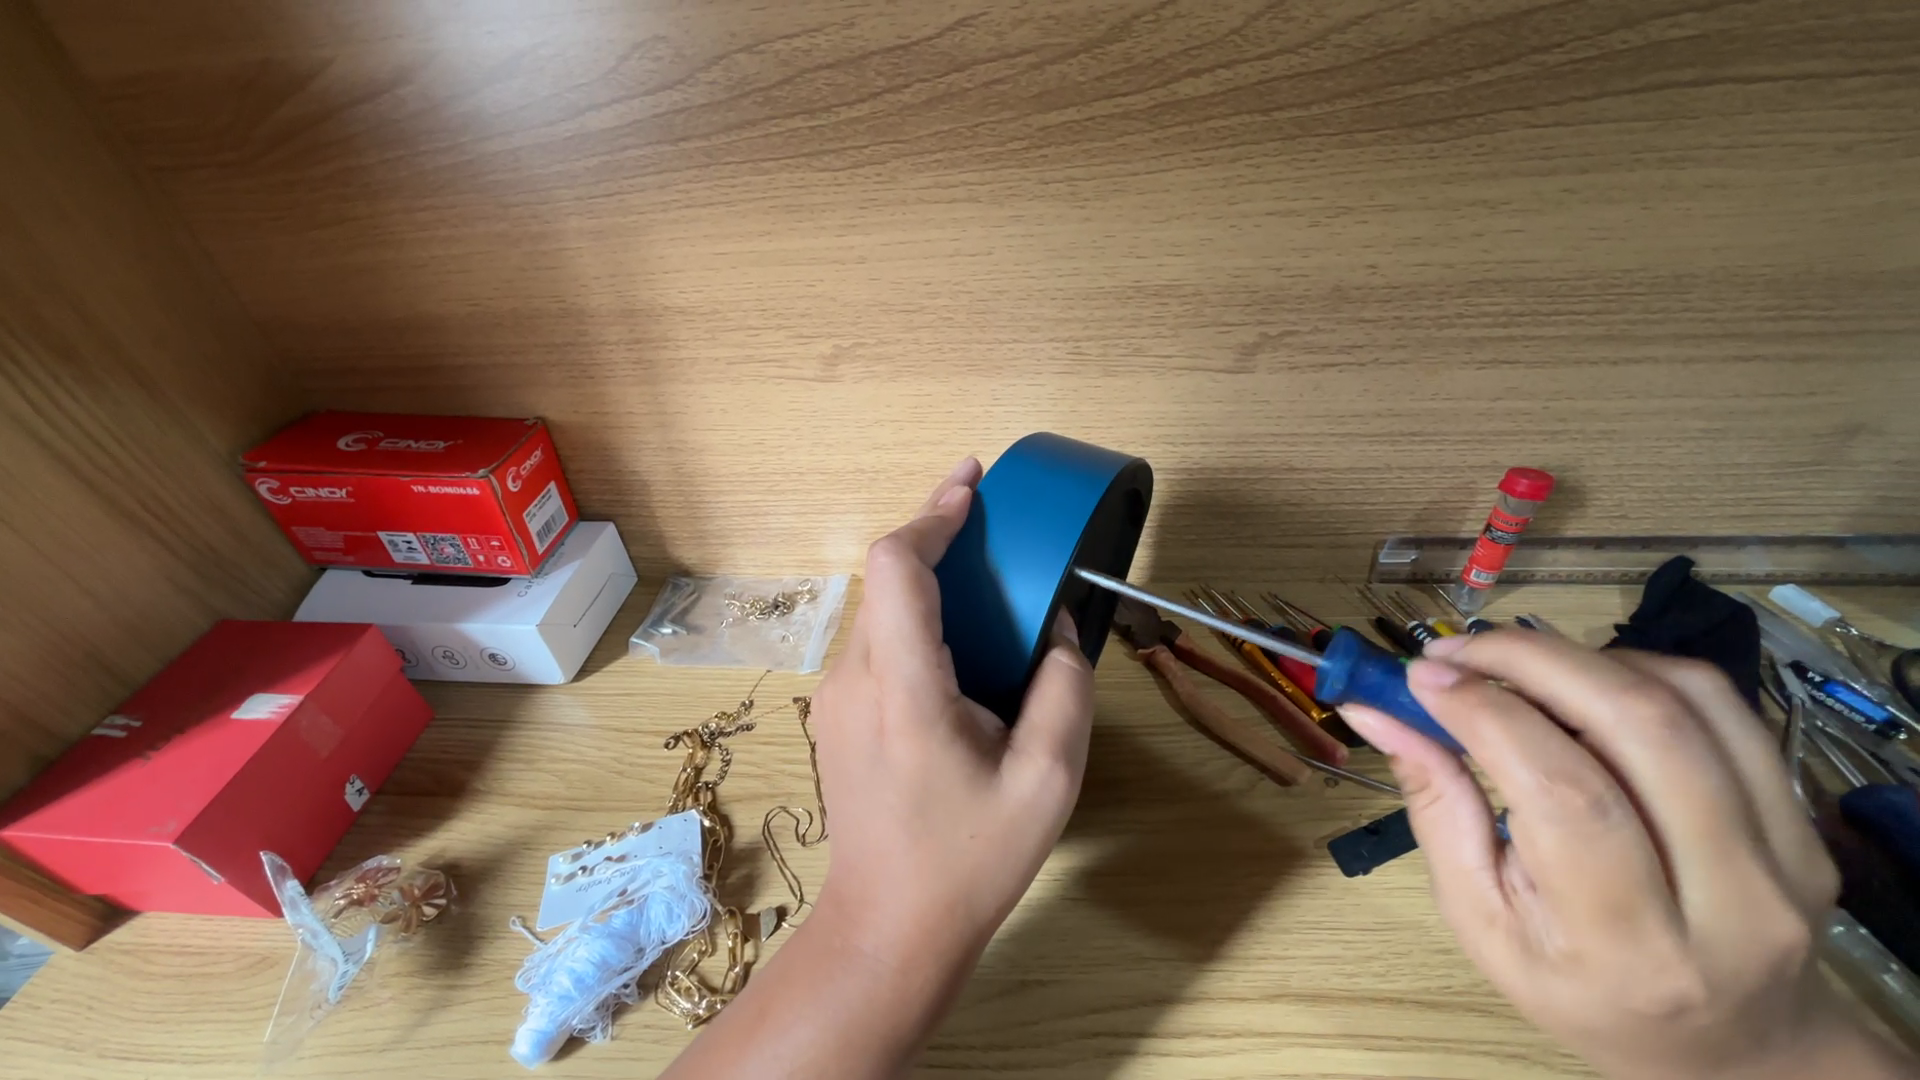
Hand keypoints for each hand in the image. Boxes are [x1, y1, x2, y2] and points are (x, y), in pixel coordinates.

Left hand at [809, 457, 1094, 971]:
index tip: (972, 485)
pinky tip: (961, 649)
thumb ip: (1063, 689)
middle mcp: (855, 679)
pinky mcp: (837, 715)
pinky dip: (918, 621)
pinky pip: (878, 643)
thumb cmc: (970, 859)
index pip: (899, 567)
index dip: (934, 513)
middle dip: (939, 538)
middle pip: (888, 578)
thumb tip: (1054, 629)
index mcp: (904, 688)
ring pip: (882, 609)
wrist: (889, 928)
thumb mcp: (1049, 780)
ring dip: (932, 583)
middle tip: (995, 526)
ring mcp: (836, 697)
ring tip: (991, 589)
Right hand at [1342, 632, 1908, 1079]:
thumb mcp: (1478, 918)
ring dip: (1578, 658)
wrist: (1730, 1046)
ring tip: (1508, 667)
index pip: (1564, 794)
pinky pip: (1721, 706)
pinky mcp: (1804, 820)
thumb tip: (1373, 712)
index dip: (1486, 713)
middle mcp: (1729, 896)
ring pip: (1687, 700)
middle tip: (1456, 648)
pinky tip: (1578, 686)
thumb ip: (1435, 808)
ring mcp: (1784, 854)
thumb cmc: (1576, 987)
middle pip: (1640, 726)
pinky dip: (1633, 670)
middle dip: (1531, 660)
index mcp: (1626, 942)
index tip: (1421, 677)